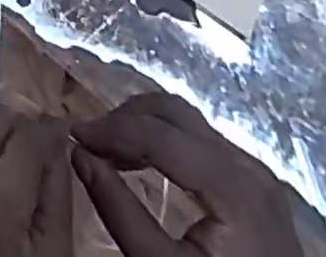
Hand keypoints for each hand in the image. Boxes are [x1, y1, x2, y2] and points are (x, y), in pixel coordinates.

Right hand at [71, 93, 301, 256]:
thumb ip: (120, 212)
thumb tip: (78, 155)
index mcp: (233, 188)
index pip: (158, 135)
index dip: (110, 130)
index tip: (72, 135)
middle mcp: (247, 165)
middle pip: (172, 112)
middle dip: (124, 120)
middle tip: (89, 142)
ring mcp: (253, 168)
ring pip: (184, 117)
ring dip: (140, 123)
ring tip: (108, 149)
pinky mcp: (251, 178)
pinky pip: (197, 136)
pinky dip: (160, 137)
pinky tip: (139, 159)